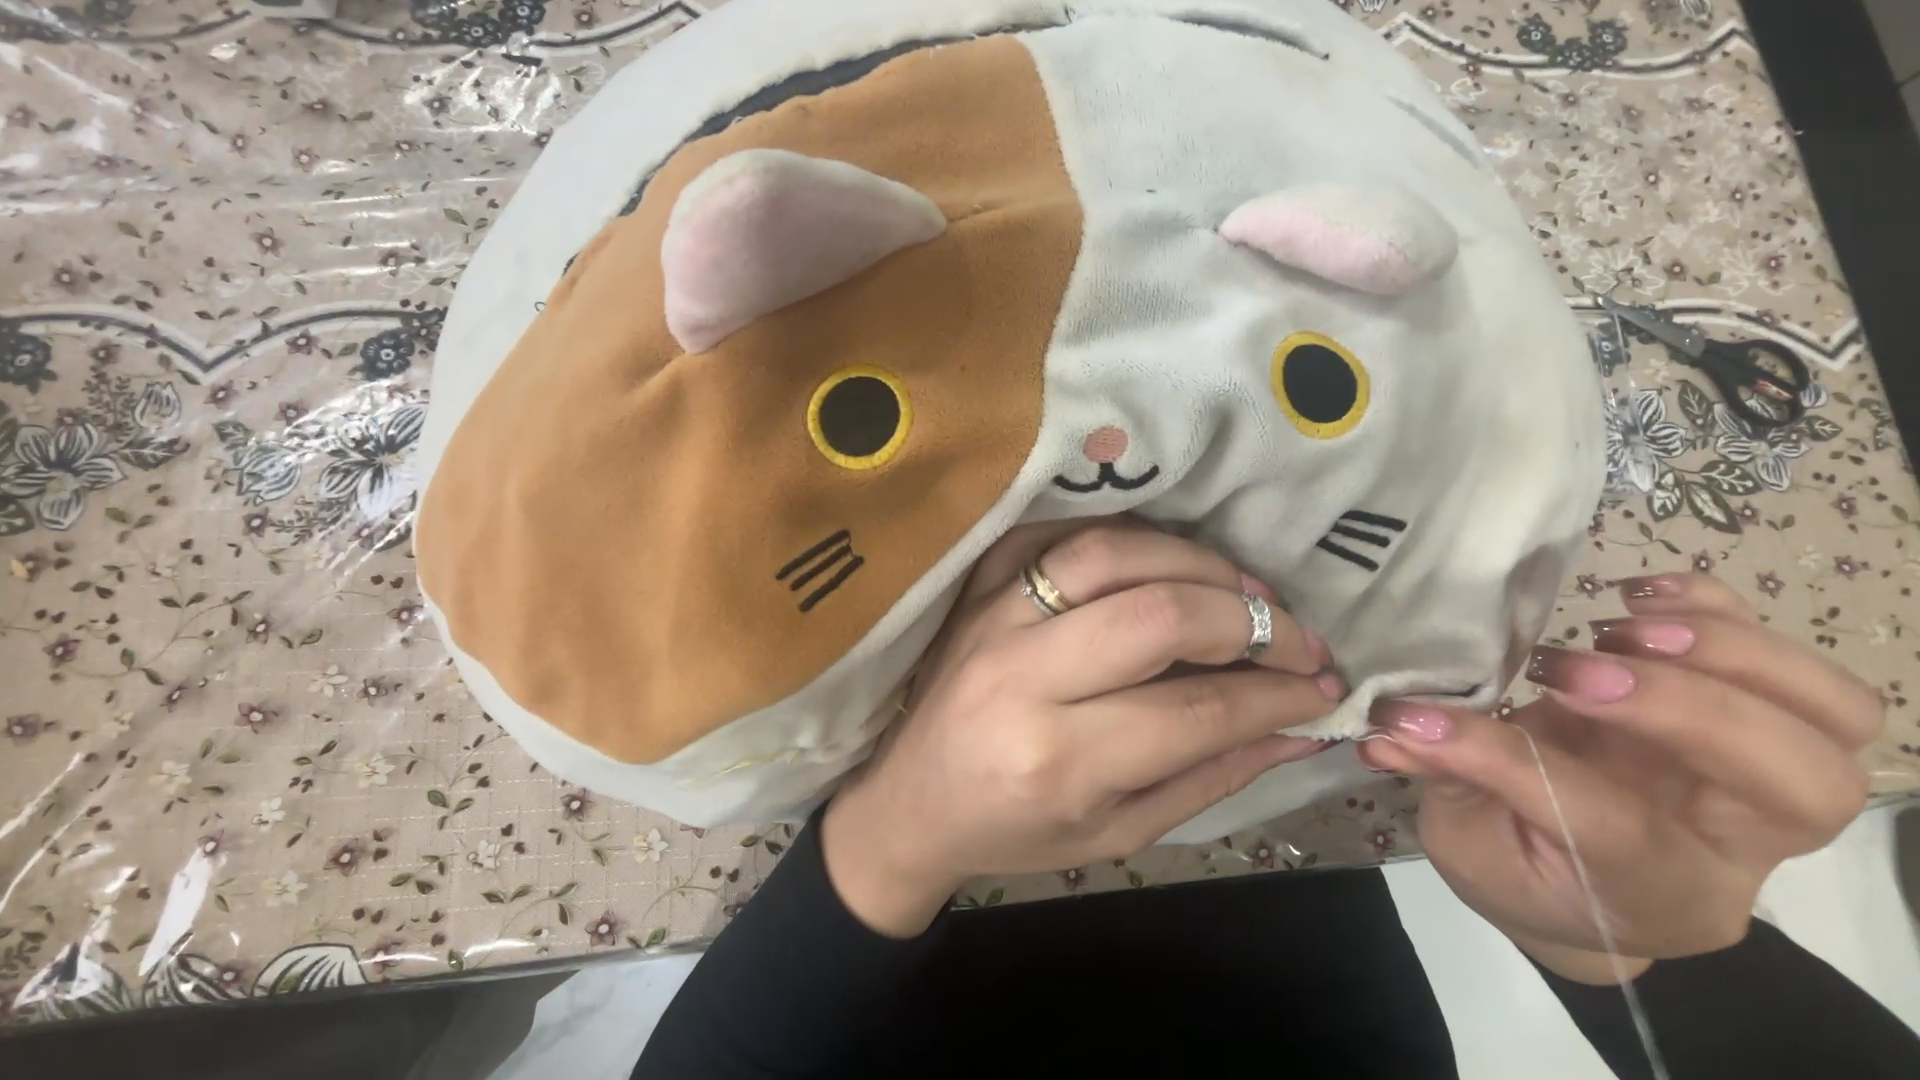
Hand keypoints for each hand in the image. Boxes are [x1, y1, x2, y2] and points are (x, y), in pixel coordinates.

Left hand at [823, 519, 1343, 937]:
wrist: (910, 803)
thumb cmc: (1015, 831)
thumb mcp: (1118, 833)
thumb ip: (1210, 776)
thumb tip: (1299, 728)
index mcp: (1058, 760)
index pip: (1195, 709)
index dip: (1275, 693)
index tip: (1322, 686)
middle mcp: (1021, 677)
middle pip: (1157, 615)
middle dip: (1247, 621)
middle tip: (1292, 639)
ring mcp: (993, 618)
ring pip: (1110, 554)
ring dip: (1195, 563)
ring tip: (1242, 594)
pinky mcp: (978, 587)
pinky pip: (1057, 531)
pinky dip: (1123, 534)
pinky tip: (1164, 559)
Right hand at [1360, 574, 1881, 982]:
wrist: (1593, 887)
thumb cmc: (1524, 873)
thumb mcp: (1468, 845)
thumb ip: (1445, 783)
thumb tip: (1388, 725)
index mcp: (1661, 890)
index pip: (1610, 825)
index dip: (1509, 763)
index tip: (1416, 717)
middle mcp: (1739, 839)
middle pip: (1797, 780)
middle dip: (1684, 707)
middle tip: (1566, 670)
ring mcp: (1758, 775)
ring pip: (1833, 715)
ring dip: (1729, 655)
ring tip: (1612, 626)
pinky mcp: (1750, 715)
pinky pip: (1789, 656)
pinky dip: (1721, 609)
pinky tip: (1631, 595)